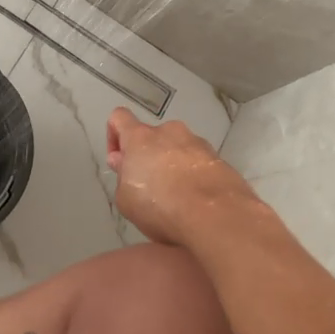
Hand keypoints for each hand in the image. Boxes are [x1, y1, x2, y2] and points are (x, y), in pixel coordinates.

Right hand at [106, 107, 255, 246]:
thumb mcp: (125, 200)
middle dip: (148, 156)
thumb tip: (123, 162)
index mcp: (140, 137)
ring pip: (178, 149)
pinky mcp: (220, 159)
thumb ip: (122, 176)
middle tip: (148, 186)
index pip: (120, 117)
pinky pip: (199, 162)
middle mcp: (170, 132)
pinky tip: (196, 202)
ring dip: (172, 165)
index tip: (119, 161)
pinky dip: (194, 175)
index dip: (114, 136)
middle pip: (152, 136)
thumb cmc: (160, 206)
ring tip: (175, 198)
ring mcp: (198, 143)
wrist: (216, 216)